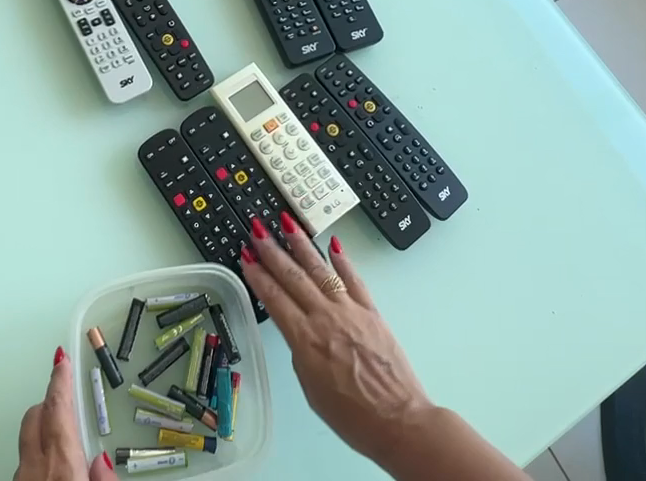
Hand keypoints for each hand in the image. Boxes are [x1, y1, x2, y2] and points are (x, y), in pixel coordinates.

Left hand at [15, 349, 117, 480]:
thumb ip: (104, 478)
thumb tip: (102, 463)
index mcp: (61, 460)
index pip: (57, 407)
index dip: (60, 379)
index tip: (61, 358)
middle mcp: (34, 466)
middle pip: (35, 415)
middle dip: (50, 399)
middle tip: (66, 392)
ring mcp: (20, 478)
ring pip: (26, 438)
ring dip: (42, 427)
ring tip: (62, 430)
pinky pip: (24, 461)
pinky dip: (36, 453)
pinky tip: (51, 464)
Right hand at [238, 214, 434, 467]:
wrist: (398, 421)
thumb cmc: (351, 416)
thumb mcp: (311, 389)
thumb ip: (302, 352)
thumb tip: (299, 328)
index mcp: (305, 339)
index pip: (275, 298)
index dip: (258, 275)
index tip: (246, 256)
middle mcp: (326, 317)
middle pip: (293, 277)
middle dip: (273, 252)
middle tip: (258, 229)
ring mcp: (350, 310)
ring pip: (321, 270)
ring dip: (302, 245)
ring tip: (288, 224)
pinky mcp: (372, 311)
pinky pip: (354, 279)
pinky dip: (343, 260)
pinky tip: (332, 244)